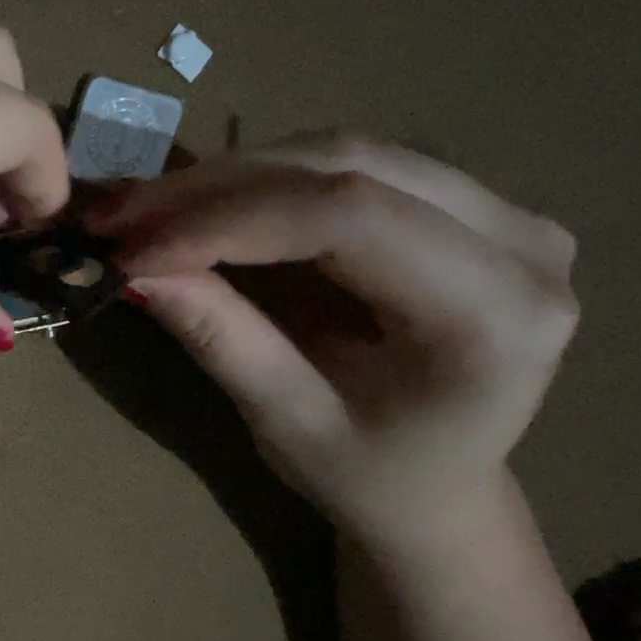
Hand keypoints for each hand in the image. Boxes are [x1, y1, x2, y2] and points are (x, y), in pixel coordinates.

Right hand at [87, 132, 578, 542]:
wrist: (437, 486)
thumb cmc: (365, 476)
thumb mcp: (285, 422)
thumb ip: (221, 338)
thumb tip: (135, 270)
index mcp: (494, 313)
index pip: (349, 219)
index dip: (226, 220)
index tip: (132, 247)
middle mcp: (522, 239)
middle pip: (347, 167)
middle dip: (214, 188)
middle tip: (118, 216)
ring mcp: (502, 210)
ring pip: (342, 153)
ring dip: (228, 177)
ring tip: (143, 210)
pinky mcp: (464, 205)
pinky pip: (346, 168)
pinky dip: (257, 182)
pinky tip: (196, 205)